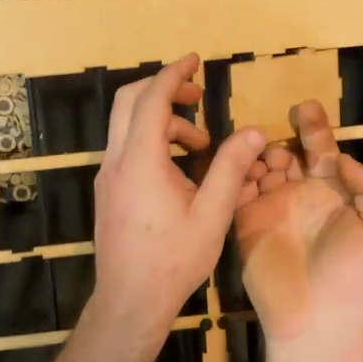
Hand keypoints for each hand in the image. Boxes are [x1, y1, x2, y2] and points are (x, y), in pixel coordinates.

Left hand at [92, 55, 267, 330]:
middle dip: (163, 89)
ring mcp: (108, 177)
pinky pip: (127, 150)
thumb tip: (255, 132)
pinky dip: (153, 143)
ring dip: (163, 122)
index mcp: (140, 161)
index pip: (151, 99)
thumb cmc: (173, 261)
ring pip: (128, 127)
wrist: (129, 300)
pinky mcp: (108, 192)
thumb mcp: (212, 214)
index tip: (194, 61)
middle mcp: (116, 161)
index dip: (173, 74)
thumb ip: (231, 168)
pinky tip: (181, 170)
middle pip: (129, 102)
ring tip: (201, 146)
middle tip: (198, 97)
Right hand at [235, 100, 362, 345]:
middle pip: (289, 154)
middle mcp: (301, 196)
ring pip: (261, 166)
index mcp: (334, 195)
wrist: (318, 321)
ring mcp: (271, 208)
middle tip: (279, 132)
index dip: (316, 129)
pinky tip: (242, 161)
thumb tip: (345, 158)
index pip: (323, 152)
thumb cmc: (355, 278)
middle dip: (283, 138)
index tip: (305, 107)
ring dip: (261, 152)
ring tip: (266, 154)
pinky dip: (237, 171)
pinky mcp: (245, 222)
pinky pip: (237, 189)